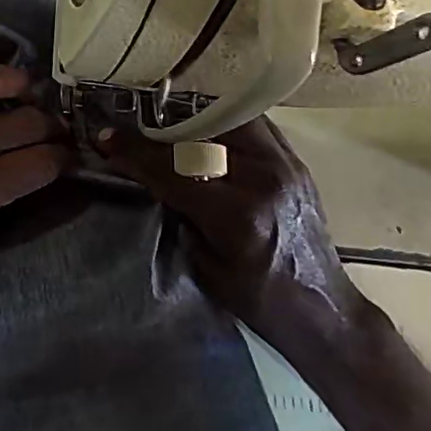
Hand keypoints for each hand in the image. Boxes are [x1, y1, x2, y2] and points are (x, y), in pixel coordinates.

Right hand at [98, 117, 364, 340]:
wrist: (322, 310)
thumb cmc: (258, 301)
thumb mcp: (204, 266)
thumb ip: (178, 214)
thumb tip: (150, 175)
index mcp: (236, 215)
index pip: (173, 170)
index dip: (135, 152)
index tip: (108, 139)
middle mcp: (264, 180)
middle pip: (202, 132)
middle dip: (164, 129)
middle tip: (141, 131)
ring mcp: (285, 166)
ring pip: (232, 120)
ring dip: (198, 121)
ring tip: (175, 128)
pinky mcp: (296, 164)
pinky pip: (256, 127)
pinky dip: (228, 126)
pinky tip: (211, 134)